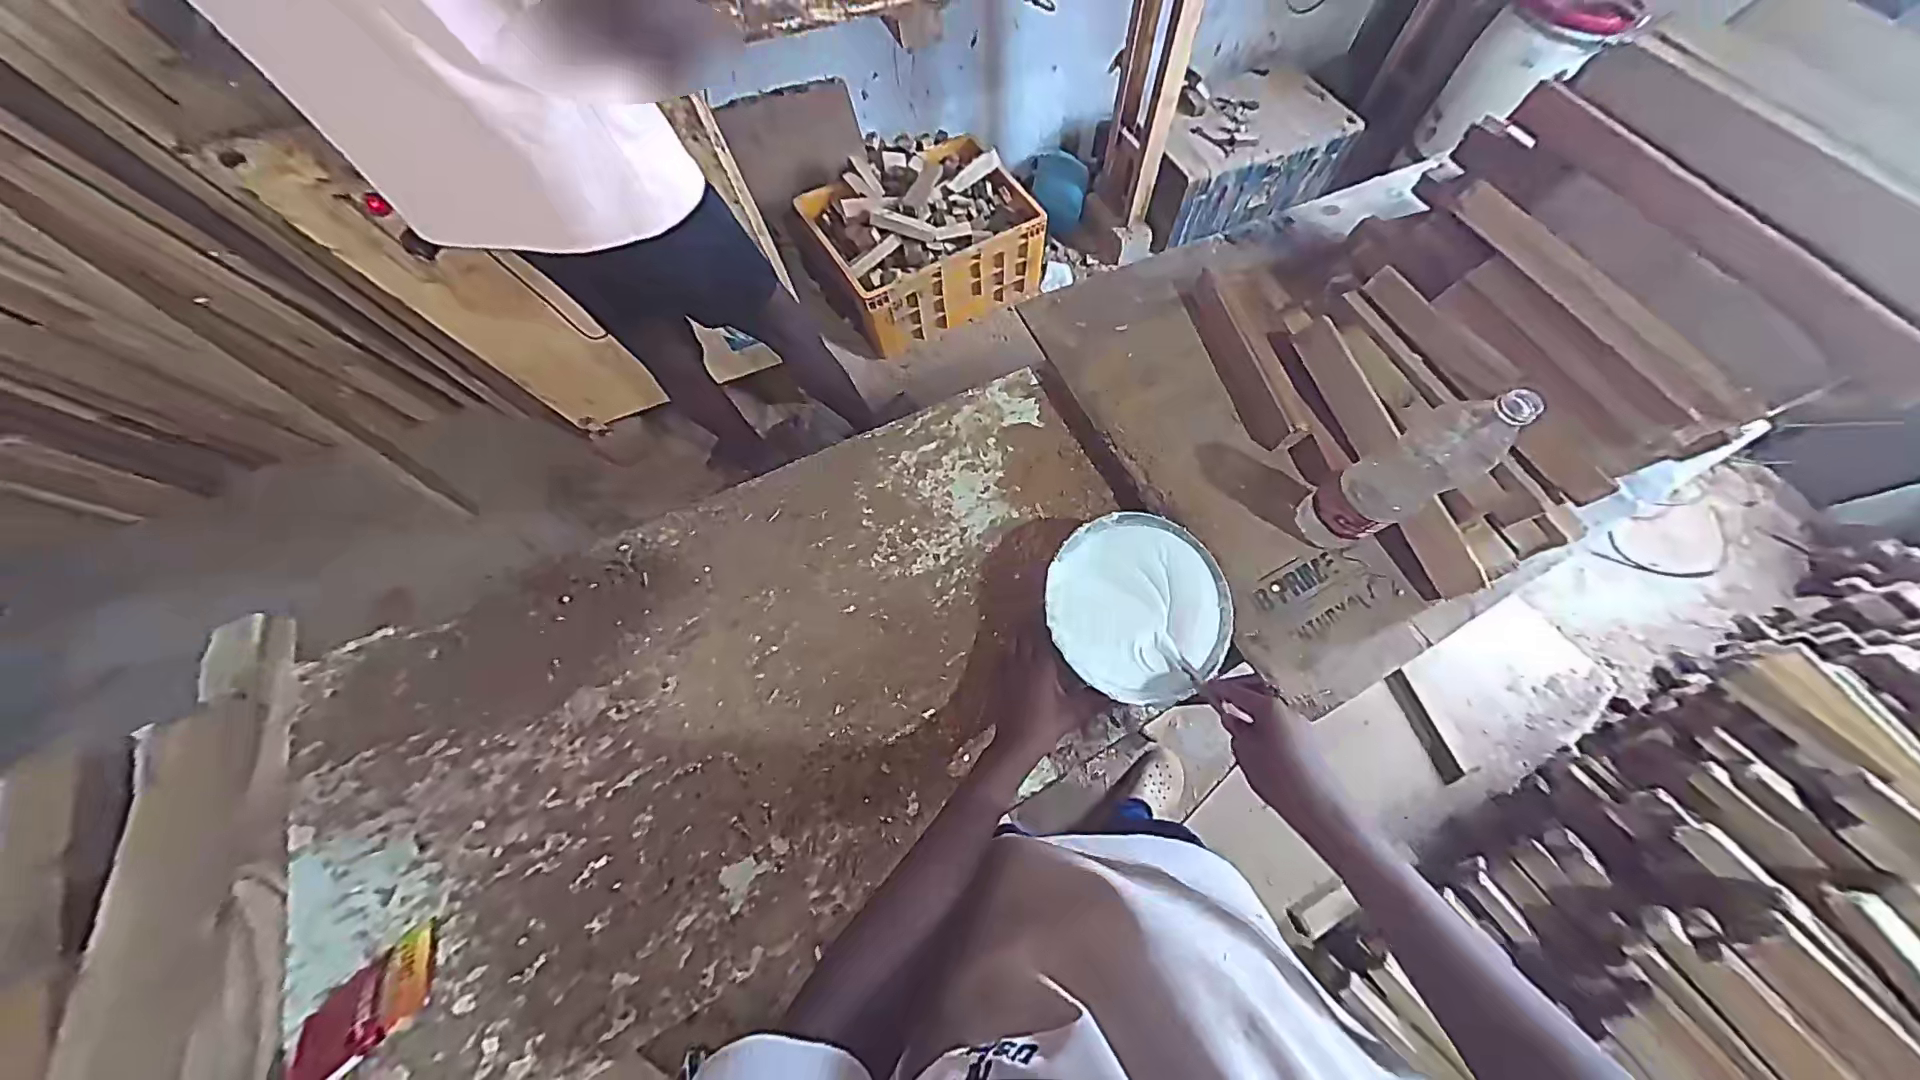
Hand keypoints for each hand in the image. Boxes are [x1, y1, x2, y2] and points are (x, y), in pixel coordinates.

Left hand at [989, 627, 1107, 761]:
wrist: (1014, 744)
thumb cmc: (1045, 726)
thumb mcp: (1075, 713)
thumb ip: (1097, 699)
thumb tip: (1118, 692)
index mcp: (1041, 661)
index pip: (1046, 629)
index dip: (1053, 617)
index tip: (1064, 609)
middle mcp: (1022, 658)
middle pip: (1027, 628)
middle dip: (1038, 620)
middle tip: (1053, 617)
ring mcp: (1007, 665)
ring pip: (1015, 638)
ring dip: (1026, 632)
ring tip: (1040, 631)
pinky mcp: (999, 675)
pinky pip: (1007, 652)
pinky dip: (1016, 648)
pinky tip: (1025, 654)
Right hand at [1206, 677, 1351, 832]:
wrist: (1316, 803)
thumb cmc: (1278, 776)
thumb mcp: (1243, 749)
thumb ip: (1234, 728)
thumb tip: (1231, 718)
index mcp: (1270, 705)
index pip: (1238, 689)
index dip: (1219, 688)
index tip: (1208, 688)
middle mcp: (1288, 708)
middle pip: (1258, 690)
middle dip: (1238, 693)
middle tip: (1220, 699)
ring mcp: (1299, 722)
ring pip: (1270, 705)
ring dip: (1252, 707)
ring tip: (1236, 718)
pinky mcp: (1306, 737)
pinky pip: (1280, 719)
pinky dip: (1265, 720)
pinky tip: (1256, 733)